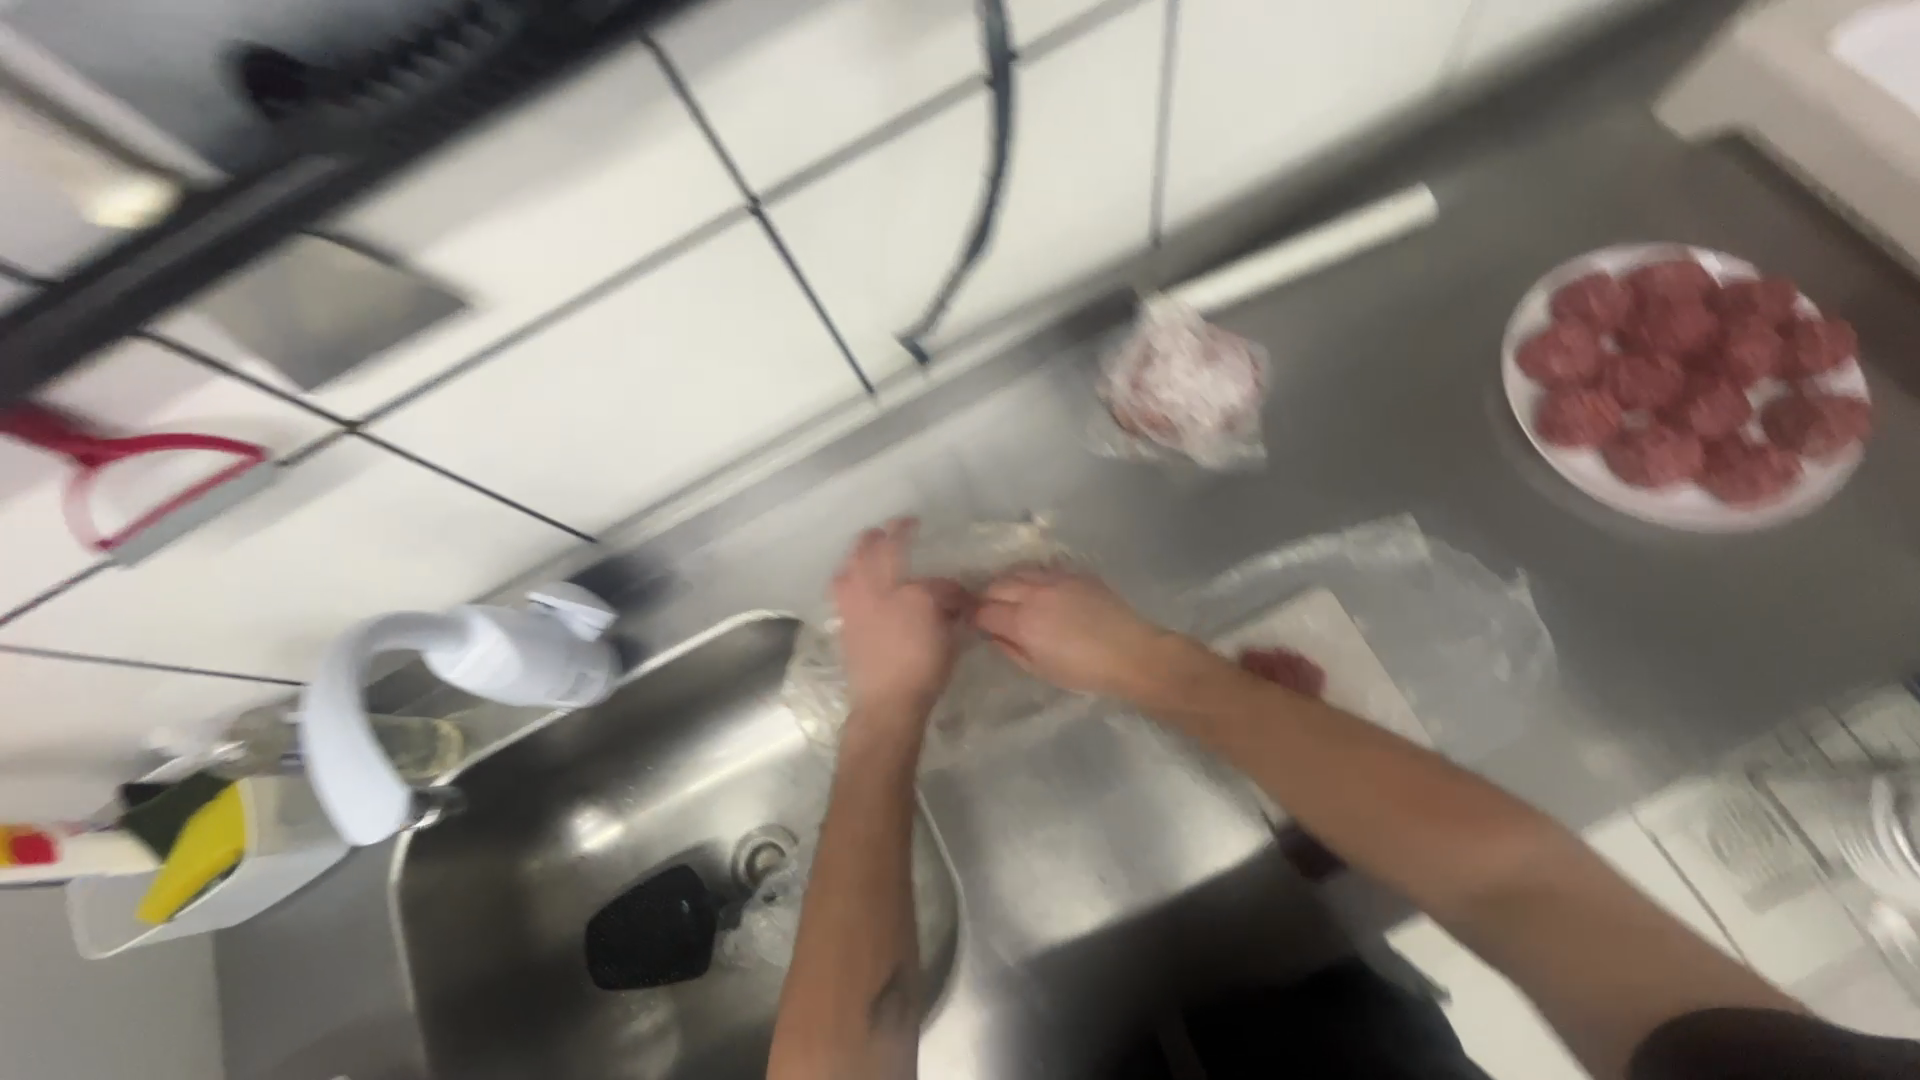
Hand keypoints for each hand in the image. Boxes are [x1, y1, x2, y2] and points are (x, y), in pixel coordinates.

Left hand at [833, 518, 971, 718]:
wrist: (886, 702)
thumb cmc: (924, 671)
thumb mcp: (950, 640)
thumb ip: (949, 612)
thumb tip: (953, 601)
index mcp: (913, 593)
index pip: (936, 581)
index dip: (947, 582)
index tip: (957, 590)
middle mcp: (880, 590)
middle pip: (882, 551)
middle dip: (892, 534)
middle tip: (898, 525)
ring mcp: (857, 604)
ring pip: (854, 562)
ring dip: (862, 547)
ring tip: (869, 540)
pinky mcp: (845, 620)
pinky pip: (841, 585)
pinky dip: (847, 573)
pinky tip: (851, 573)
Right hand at [973, 567, 1176, 698]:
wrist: (1131, 653)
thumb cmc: (1083, 671)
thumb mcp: (1039, 669)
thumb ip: (1010, 649)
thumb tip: (992, 634)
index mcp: (1022, 622)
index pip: (983, 610)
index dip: (972, 616)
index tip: (970, 621)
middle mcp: (1034, 594)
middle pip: (996, 585)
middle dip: (986, 597)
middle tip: (986, 609)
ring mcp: (1056, 579)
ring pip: (1017, 571)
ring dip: (1006, 582)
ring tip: (1008, 595)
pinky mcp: (1075, 573)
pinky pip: (1042, 569)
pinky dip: (1030, 577)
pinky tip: (1035, 588)